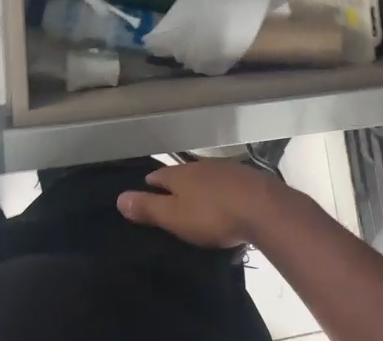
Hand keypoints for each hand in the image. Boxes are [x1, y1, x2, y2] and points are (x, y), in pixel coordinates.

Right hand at [116, 159, 292, 248]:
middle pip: (182, 175)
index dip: (149, 186)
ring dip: (199, 189)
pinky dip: (221, 193)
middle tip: (170, 204)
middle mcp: (200, 166)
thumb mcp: (175, 217)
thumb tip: (119, 197)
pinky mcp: (246, 178)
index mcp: (180, 174)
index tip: (145, 195)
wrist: (263, 208)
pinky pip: (226, 184)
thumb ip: (148, 208)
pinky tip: (225, 204)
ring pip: (205, 178)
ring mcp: (225, 169)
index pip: (158, 176)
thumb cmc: (213, 215)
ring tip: (197, 205)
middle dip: (175, 187)